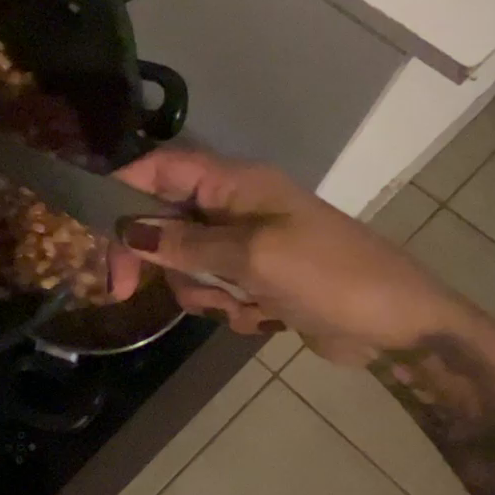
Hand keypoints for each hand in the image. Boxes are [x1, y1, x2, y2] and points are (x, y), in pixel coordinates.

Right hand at [107, 150, 479, 365]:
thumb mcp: (251, 257)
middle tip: (126, 291)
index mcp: (236, 183)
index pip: (161, 168)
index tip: (95, 231)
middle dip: (157, 258)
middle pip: (164, 220)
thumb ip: (185, 244)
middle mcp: (235, 206)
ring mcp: (247, 243)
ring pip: (185, 262)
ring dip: (200, 290)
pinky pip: (214, 289)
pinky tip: (261, 318)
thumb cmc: (329, 275)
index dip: (122, 189)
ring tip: (239, 304)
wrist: (399, 327)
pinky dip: (227, 307)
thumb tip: (128, 232)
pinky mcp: (257, 278)